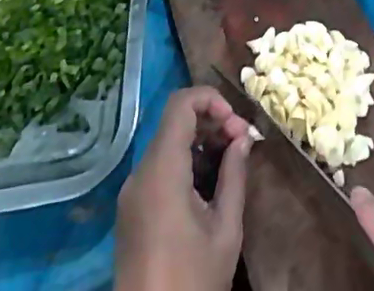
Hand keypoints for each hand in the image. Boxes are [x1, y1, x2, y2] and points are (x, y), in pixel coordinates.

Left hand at [115, 87, 252, 290]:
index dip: (212, 100)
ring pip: (167, 142)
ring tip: (231, 161)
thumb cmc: (192, 281)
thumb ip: (234, 175)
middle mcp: (140, 174)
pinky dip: (186, 159)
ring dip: (201, 140)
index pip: (181, 104)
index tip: (238, 126)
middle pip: (174, 121)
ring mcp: (132, 192)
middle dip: (212, 120)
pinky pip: (159, 166)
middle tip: (242, 143)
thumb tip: (242, 138)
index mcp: (161, 172)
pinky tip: (209, 182)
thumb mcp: (226, 229)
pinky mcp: (131, 210)